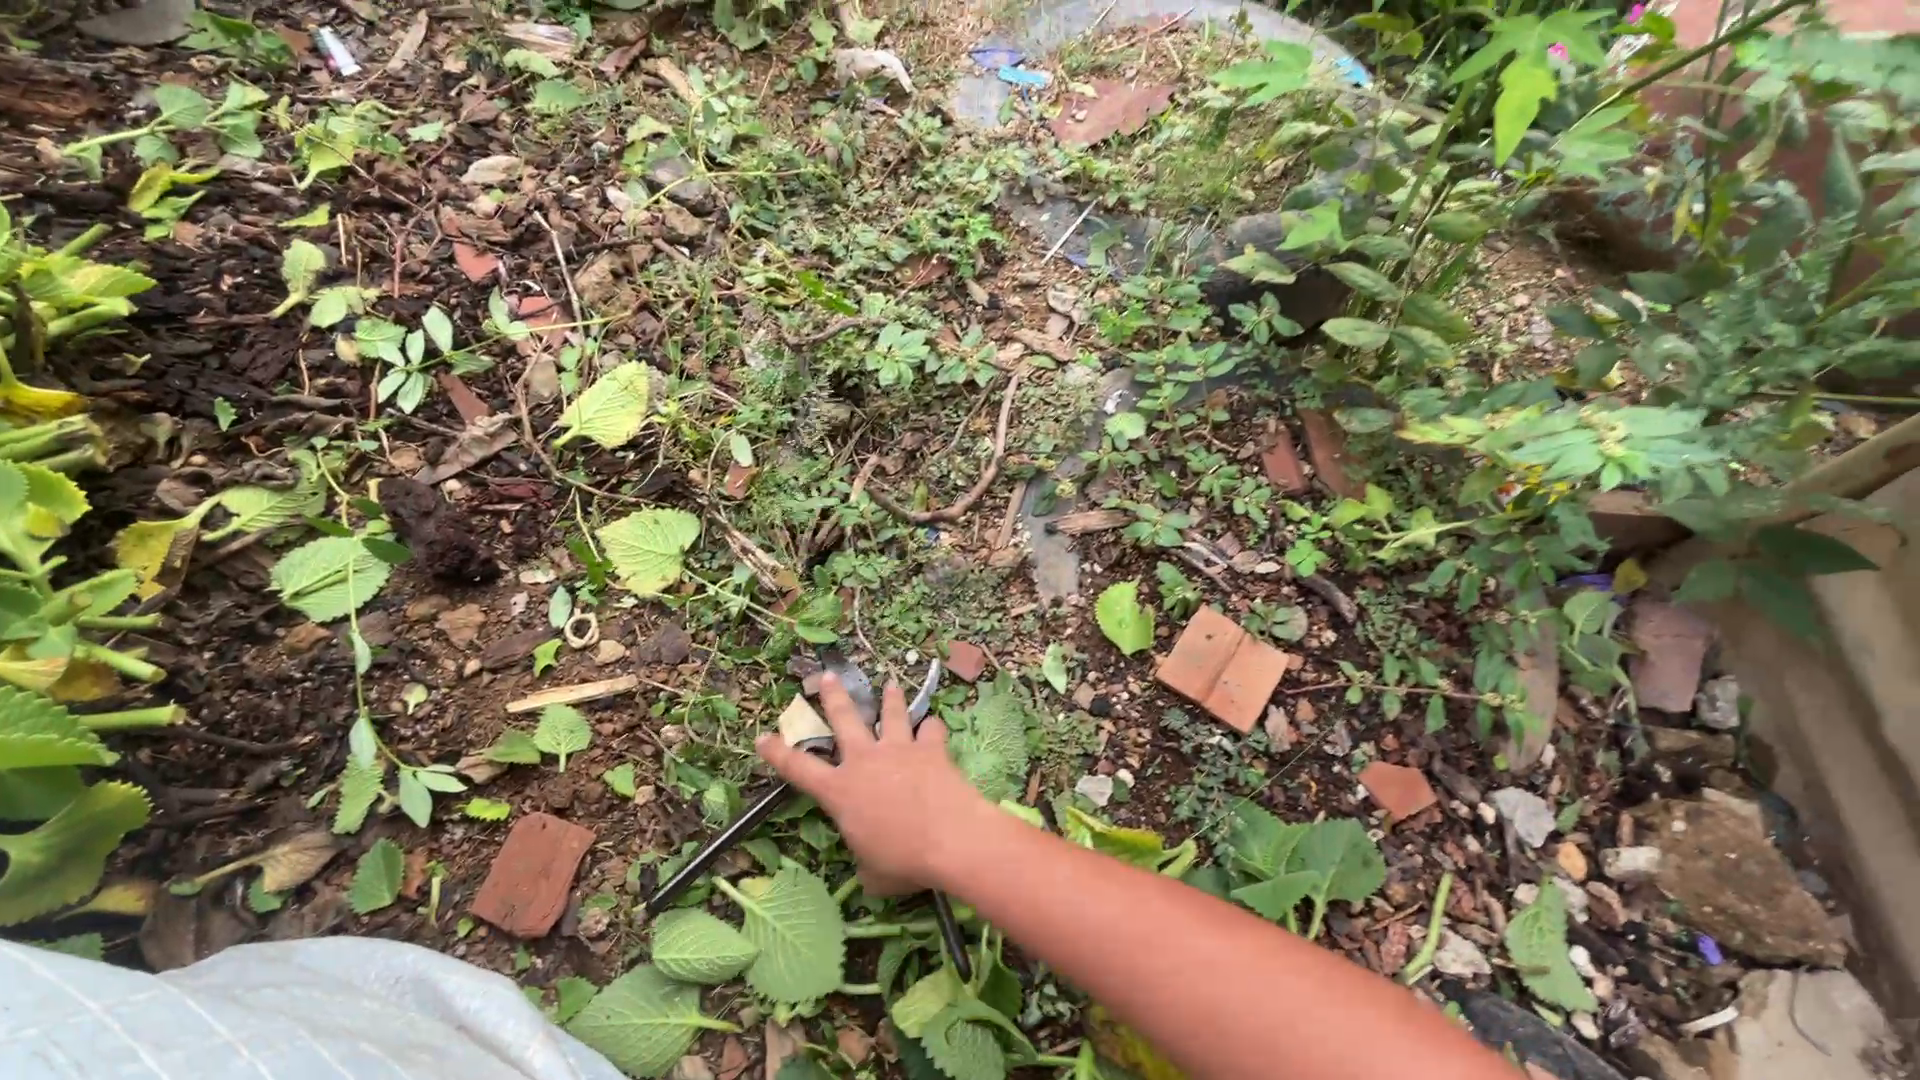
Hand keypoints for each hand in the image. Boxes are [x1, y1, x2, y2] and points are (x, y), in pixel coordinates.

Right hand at [756, 672, 988, 894]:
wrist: (950, 840)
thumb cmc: (904, 862)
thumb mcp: (872, 874)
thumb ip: (864, 863)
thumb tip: (869, 868)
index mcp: (839, 791)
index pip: (798, 769)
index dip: (777, 753)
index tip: (763, 737)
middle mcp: (865, 761)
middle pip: (844, 719)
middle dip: (833, 696)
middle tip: (828, 676)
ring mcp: (899, 749)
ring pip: (891, 713)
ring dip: (890, 698)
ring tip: (889, 685)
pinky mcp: (931, 748)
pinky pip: (930, 729)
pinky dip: (931, 727)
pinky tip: (933, 725)